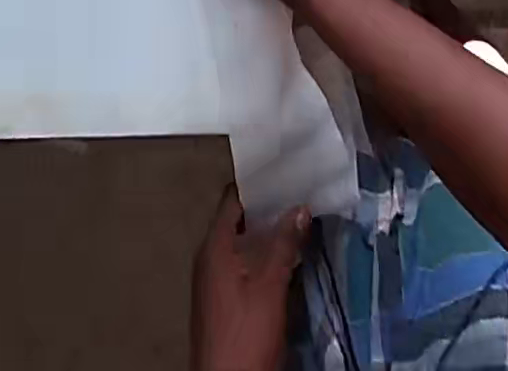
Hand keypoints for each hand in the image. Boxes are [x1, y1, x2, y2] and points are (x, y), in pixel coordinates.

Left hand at [192, 185, 309, 370]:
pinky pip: (239, 264)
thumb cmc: (245, 333)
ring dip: (265, 235)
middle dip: (265, 210)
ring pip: (240, 244)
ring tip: (295, 224)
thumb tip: (300, 208)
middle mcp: (208, 256)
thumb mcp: (270, 286)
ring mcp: (212, 279)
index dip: (256, 185)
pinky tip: (283, 261)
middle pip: (237, 220)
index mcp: (214, 245)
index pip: (233, 199)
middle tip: (296, 198)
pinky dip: (259, 256)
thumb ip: (283, 244)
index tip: (282, 174)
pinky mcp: (219, 299)